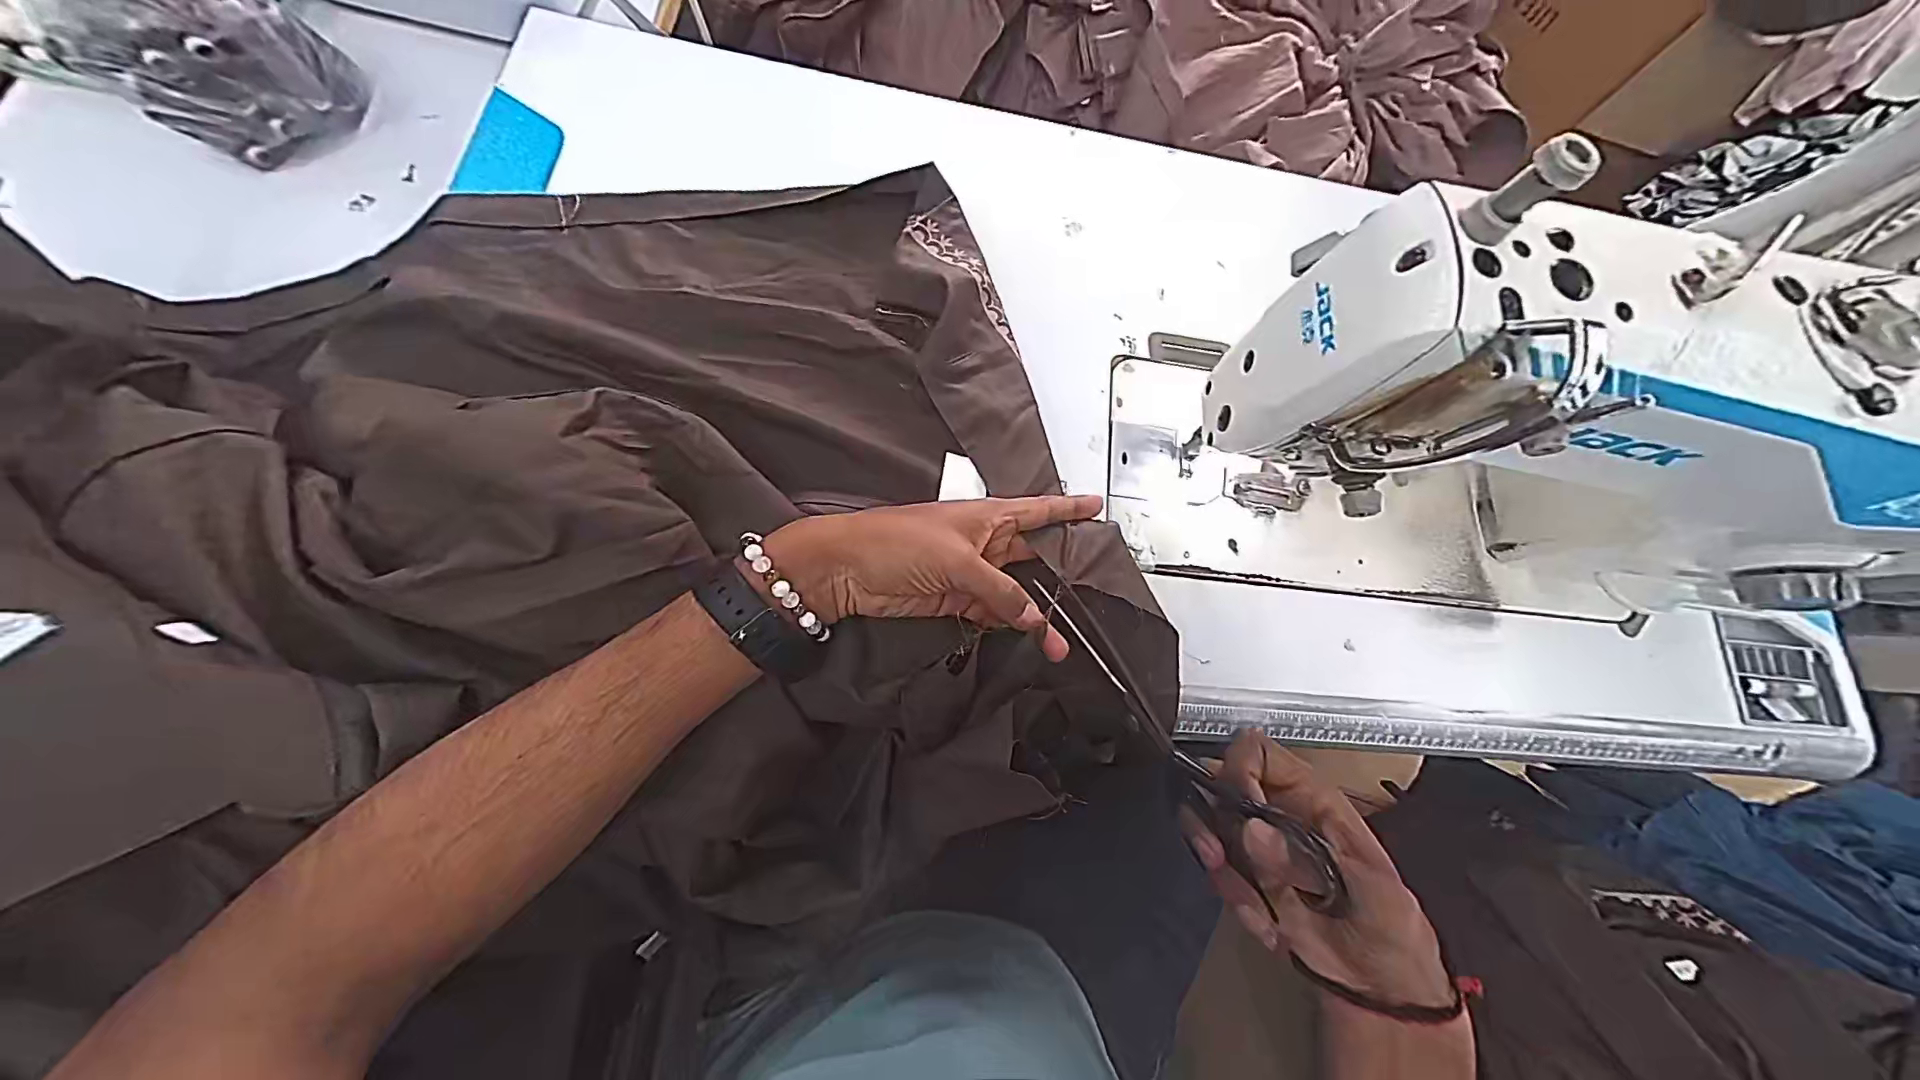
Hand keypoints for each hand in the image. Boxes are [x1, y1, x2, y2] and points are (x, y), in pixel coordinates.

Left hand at [755, 495, 1103, 661]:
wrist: (846, 570)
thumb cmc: (891, 540)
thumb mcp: (956, 560)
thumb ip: (999, 588)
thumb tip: (1031, 613)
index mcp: (988, 516)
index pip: (1040, 509)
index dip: (1068, 509)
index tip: (1095, 508)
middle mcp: (983, 541)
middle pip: (1032, 557)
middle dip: (1059, 575)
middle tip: (1088, 592)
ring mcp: (970, 572)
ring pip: (1014, 592)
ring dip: (1034, 613)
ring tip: (1057, 637)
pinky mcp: (955, 598)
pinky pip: (992, 612)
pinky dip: (1008, 625)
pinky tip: (1025, 635)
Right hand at [1179, 732, 1452, 1008]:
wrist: (1382, 986)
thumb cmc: (1391, 927)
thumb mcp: (1365, 891)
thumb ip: (1303, 859)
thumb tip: (1251, 828)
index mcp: (1310, 796)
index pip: (1256, 751)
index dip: (1239, 771)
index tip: (1241, 812)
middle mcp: (1276, 810)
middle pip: (1216, 784)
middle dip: (1209, 823)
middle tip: (1217, 858)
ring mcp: (1256, 842)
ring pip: (1206, 828)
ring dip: (1223, 871)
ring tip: (1255, 909)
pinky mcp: (1244, 873)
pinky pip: (1216, 872)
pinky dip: (1234, 900)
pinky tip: (1267, 925)